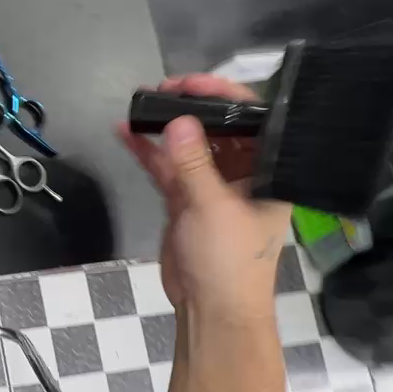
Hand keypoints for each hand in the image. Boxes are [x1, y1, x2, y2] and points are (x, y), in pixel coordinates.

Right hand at [118, 74, 292, 319]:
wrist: (212, 308)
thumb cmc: (230, 259)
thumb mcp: (213, 208)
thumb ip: (193, 164)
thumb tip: (178, 121)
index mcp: (267, 173)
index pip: (252, 122)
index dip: (223, 97)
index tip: (189, 83)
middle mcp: (242, 174)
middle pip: (216, 130)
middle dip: (189, 108)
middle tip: (160, 89)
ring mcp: (210, 188)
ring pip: (186, 148)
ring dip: (163, 128)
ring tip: (138, 103)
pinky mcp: (183, 202)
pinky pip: (165, 169)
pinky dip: (147, 152)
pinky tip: (126, 133)